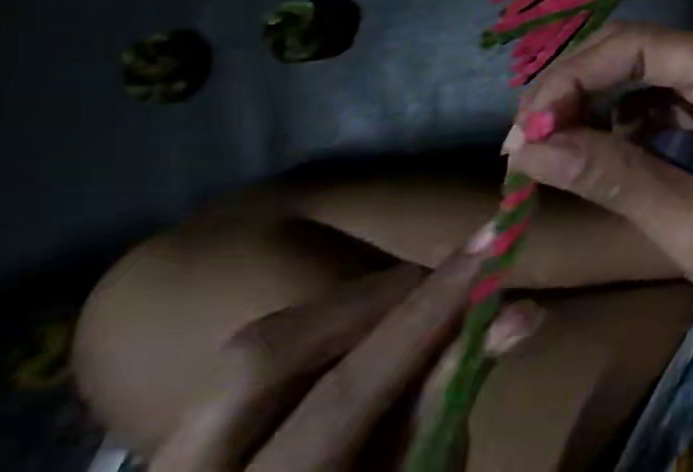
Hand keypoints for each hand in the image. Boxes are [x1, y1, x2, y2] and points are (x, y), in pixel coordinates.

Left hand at [151, 248, 540, 471]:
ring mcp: (172, 452)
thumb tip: (520, 312)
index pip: (344, 393)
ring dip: (355, 310)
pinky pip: (258, 358)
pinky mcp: (185, 433)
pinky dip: (330, 329)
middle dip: (377, 298)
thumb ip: (453, 398)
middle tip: (456, 279)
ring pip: (257, 344)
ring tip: (423, 308)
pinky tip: (377, 336)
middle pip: (266, 351)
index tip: (495, 241)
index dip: (426, 311)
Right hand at [504, 23, 692, 302]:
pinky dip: (609, 120)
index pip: (639, 45)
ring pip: (633, 69)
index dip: (574, 78)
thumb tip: (531, 150)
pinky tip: (592, 155)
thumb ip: (617, 181)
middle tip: (525, 144)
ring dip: (585, 102)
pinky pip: (646, 95)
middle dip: (572, 87)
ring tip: (546, 152)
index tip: (526, 133)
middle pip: (632, 47)